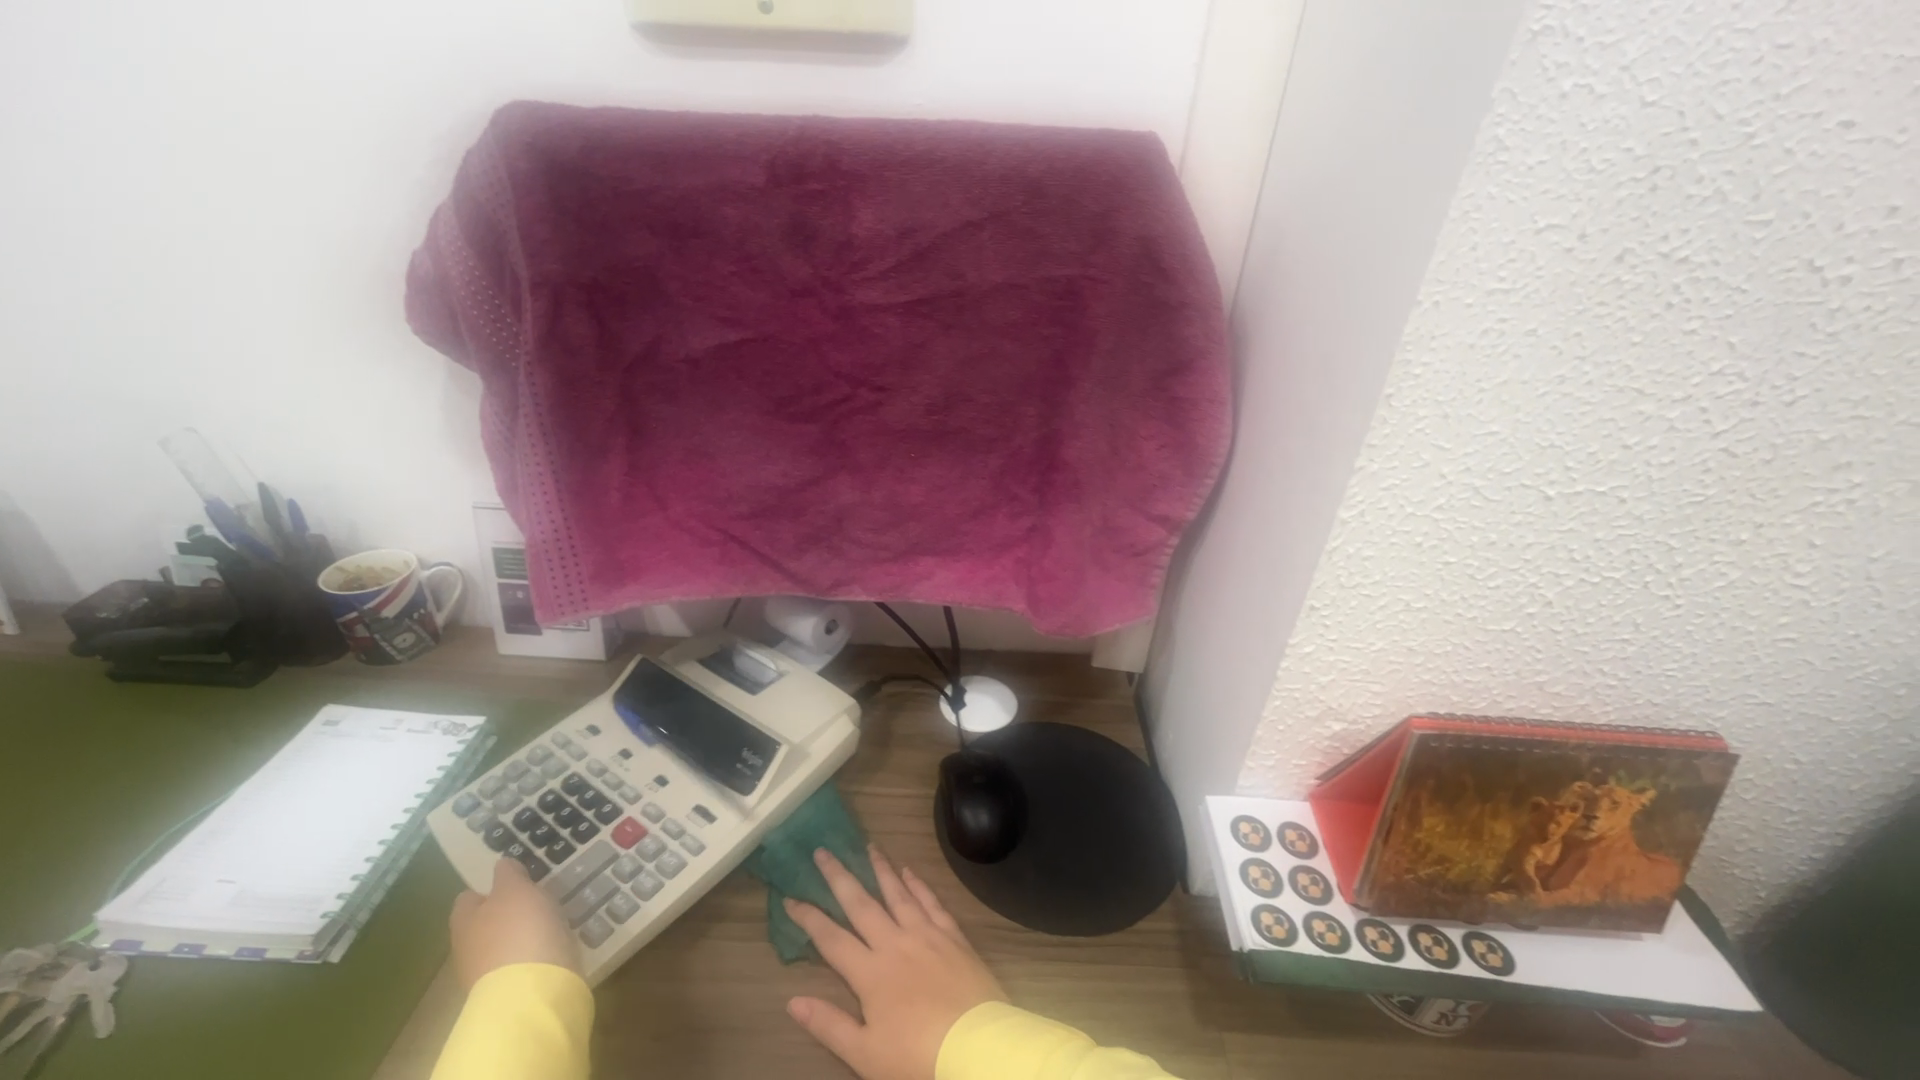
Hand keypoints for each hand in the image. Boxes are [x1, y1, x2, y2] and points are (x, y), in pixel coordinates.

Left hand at [448, 858, 580, 988]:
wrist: (532, 991)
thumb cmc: (519, 930)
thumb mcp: (516, 890)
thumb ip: (508, 875)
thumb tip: (501, 865)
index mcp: (463, 921)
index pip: (468, 897)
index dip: (490, 887)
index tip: (516, 879)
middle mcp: (467, 948)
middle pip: (486, 922)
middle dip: (508, 912)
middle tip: (538, 899)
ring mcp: (486, 974)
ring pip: (505, 944)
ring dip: (523, 935)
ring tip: (552, 922)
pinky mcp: (510, 991)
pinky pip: (523, 963)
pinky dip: (535, 954)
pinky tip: (555, 947)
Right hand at [785, 846, 1007, 1079]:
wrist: (976, 1047)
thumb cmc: (917, 1056)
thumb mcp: (865, 1053)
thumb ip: (828, 1025)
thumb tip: (792, 1001)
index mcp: (870, 972)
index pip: (831, 939)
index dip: (808, 918)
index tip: (790, 898)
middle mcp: (895, 943)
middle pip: (861, 904)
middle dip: (839, 877)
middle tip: (824, 851)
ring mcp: (926, 936)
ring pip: (898, 894)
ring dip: (881, 870)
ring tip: (868, 847)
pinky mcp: (953, 937)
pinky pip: (932, 903)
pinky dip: (919, 885)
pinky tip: (910, 872)